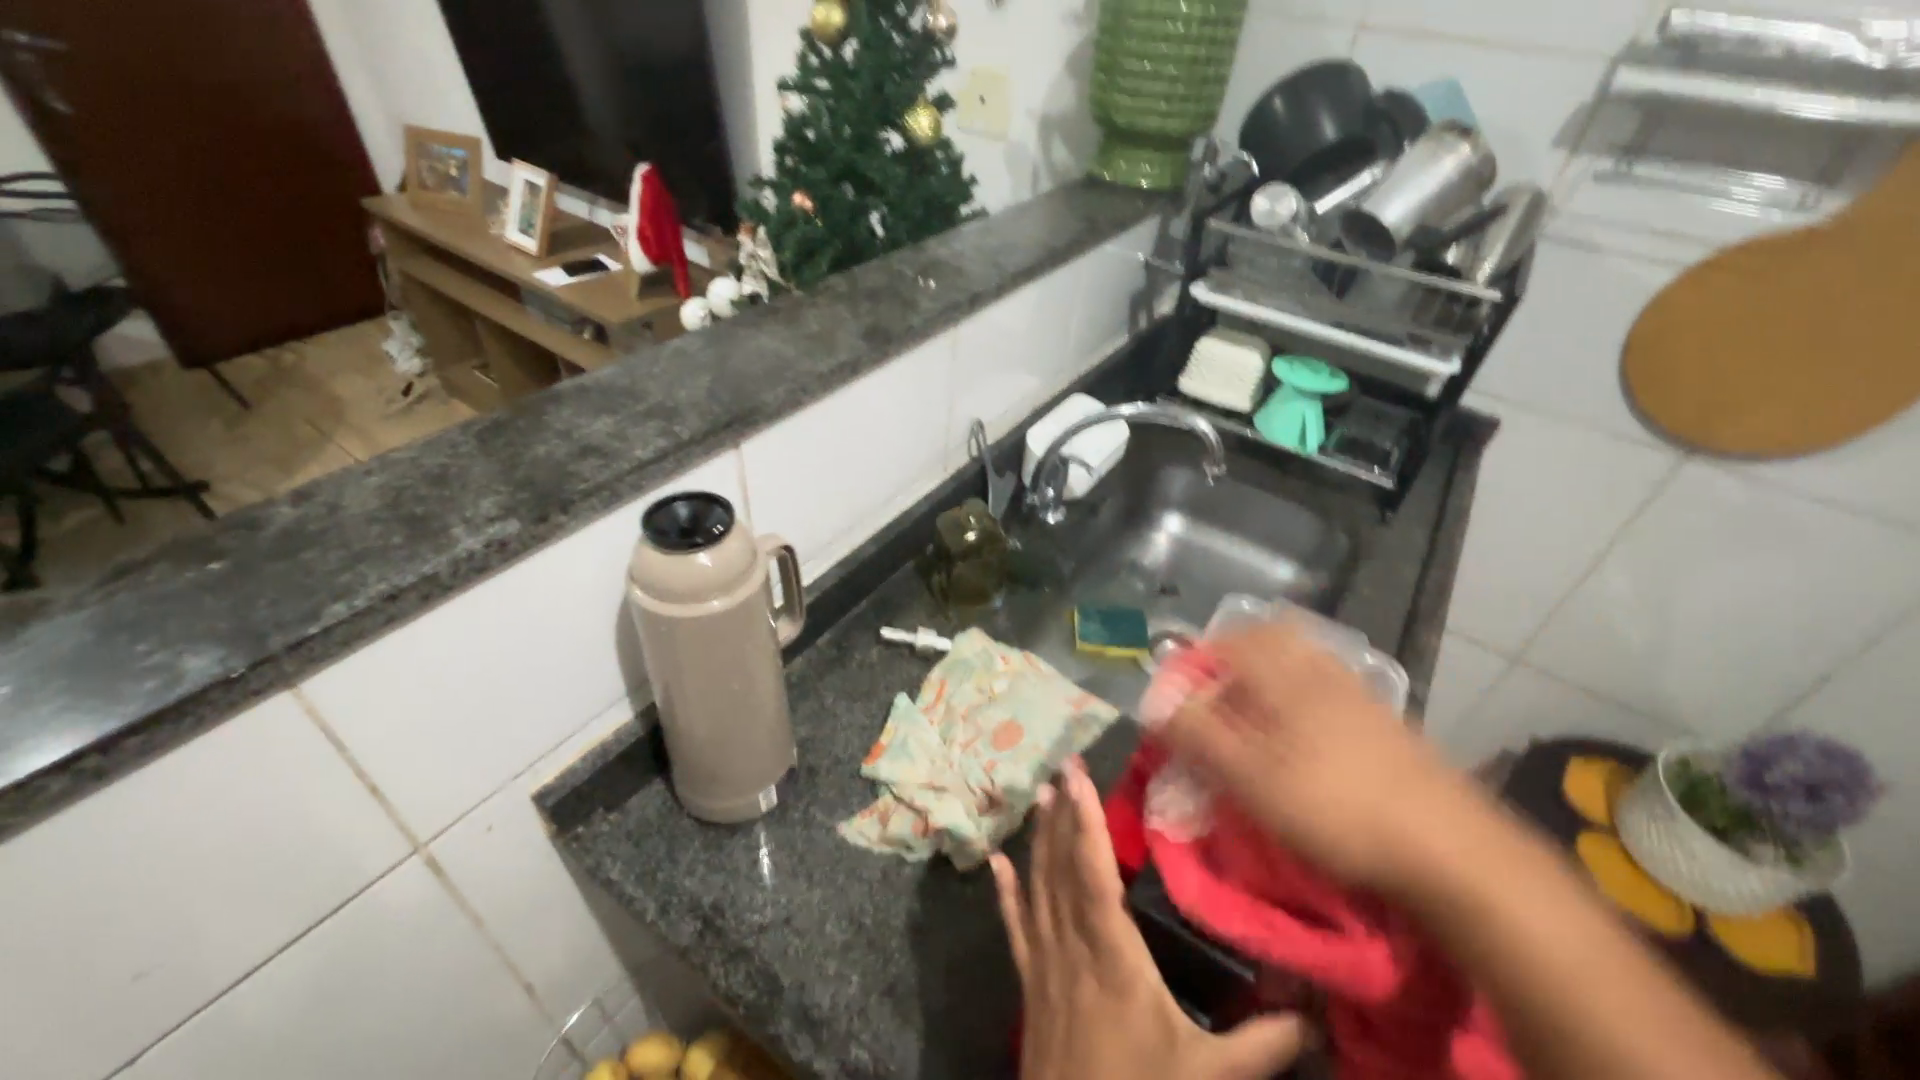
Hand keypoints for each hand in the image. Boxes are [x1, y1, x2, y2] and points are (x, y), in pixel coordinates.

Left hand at [990, 759, 1305, 1079]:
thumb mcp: (1209, 1073)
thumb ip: (1265, 1041)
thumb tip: (1320, 1011)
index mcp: (1112, 958)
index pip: (1094, 876)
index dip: (1086, 824)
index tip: (1078, 779)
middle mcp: (1071, 949)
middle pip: (1062, 870)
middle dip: (1063, 816)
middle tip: (1062, 767)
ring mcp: (1044, 966)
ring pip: (1038, 888)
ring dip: (1038, 840)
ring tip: (1038, 795)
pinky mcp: (1029, 986)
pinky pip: (1015, 927)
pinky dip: (1006, 892)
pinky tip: (997, 862)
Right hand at [1156, 622, 1488, 895]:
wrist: (1445, 845)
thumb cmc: (1332, 806)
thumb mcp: (1247, 776)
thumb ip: (1196, 734)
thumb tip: (1152, 702)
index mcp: (1284, 673)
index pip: (1229, 639)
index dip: (1196, 661)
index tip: (1178, 698)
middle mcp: (1321, 669)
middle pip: (1270, 638)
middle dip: (1234, 660)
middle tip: (1213, 701)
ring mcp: (1359, 692)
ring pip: (1302, 662)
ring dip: (1269, 678)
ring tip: (1251, 720)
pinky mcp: (1384, 722)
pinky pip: (1329, 689)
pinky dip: (1303, 700)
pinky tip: (1302, 739)